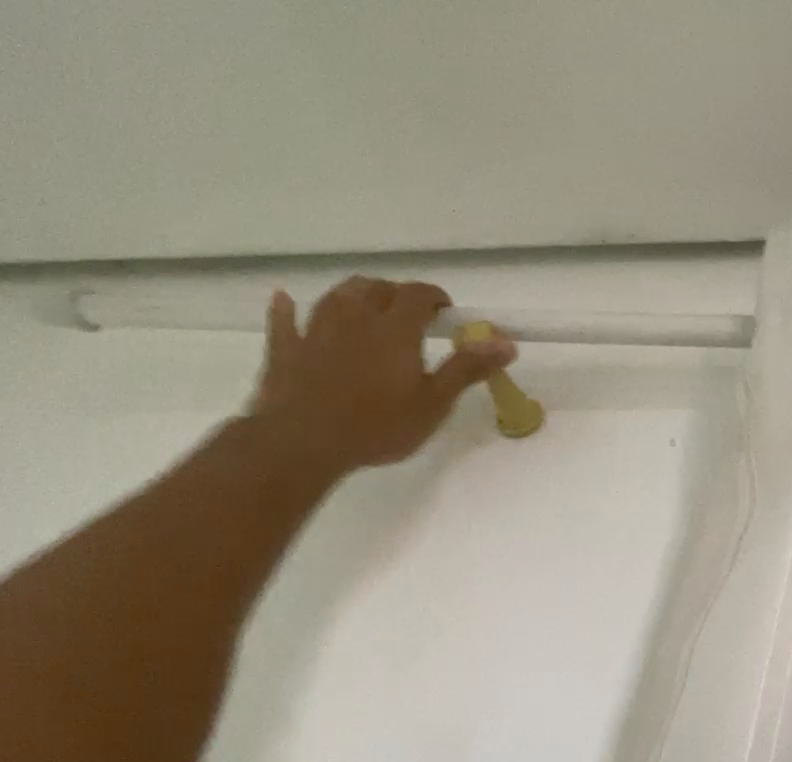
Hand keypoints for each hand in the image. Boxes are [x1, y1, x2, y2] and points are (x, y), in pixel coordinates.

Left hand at [248, 276, 515, 476]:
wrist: (303, 442)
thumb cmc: (377, 426)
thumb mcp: (434, 403)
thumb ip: (467, 368)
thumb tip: (506, 342)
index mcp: (395, 330)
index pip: (418, 295)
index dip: (434, 297)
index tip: (446, 311)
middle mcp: (355, 318)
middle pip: (377, 288)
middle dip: (397, 295)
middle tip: (410, 315)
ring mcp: (315, 330)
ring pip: (336, 296)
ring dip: (355, 294)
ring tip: (366, 306)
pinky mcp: (285, 349)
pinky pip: (285, 319)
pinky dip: (288, 309)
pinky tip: (286, 301)